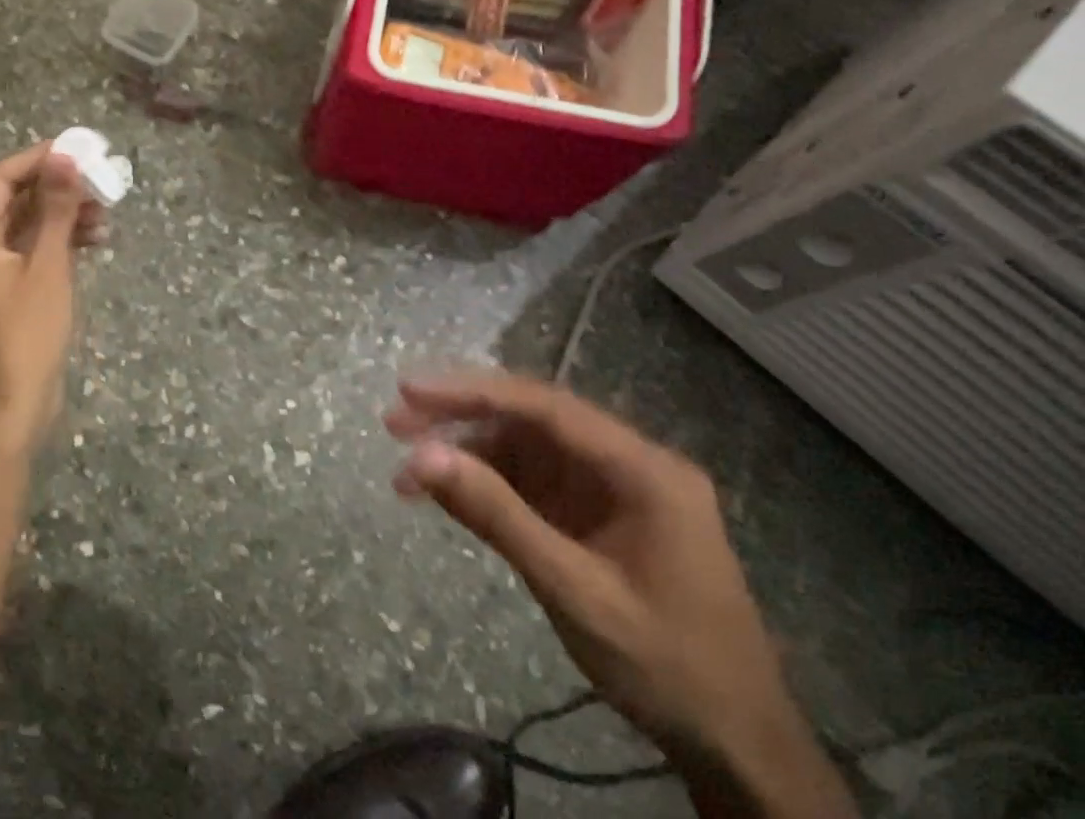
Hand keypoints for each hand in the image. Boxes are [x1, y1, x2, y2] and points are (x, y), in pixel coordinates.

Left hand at [0, 142, 102, 456]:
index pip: (4, 178)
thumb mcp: (47, 267)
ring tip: (107, 214)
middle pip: (19, 199)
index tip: (82, 149)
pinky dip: (65, 243)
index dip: (41, 159)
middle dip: (60, 187)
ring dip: (67, 215)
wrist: (16, 405)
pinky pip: (40, 252)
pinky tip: (97, 241)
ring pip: (33, 226)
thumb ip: (56, 210)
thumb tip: (66, 157)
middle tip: (103, 181)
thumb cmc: (28, 334)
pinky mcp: (17, 291)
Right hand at [383, 373, 808, 768]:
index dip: (472, 392)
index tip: (408, 390)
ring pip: (529, 454)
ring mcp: (614, 495)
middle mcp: (631, 468)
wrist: (734, 737)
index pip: (546, 408)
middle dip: (462, 419)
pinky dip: (488, 490)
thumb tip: (421, 457)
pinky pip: (534, 489)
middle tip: (393, 425)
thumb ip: (497, 516)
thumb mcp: (572, 587)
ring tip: (406, 476)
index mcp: (644, 471)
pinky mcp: (598, 522)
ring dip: (468, 457)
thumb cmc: (663, 660)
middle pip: (534, 423)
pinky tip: (446, 498)